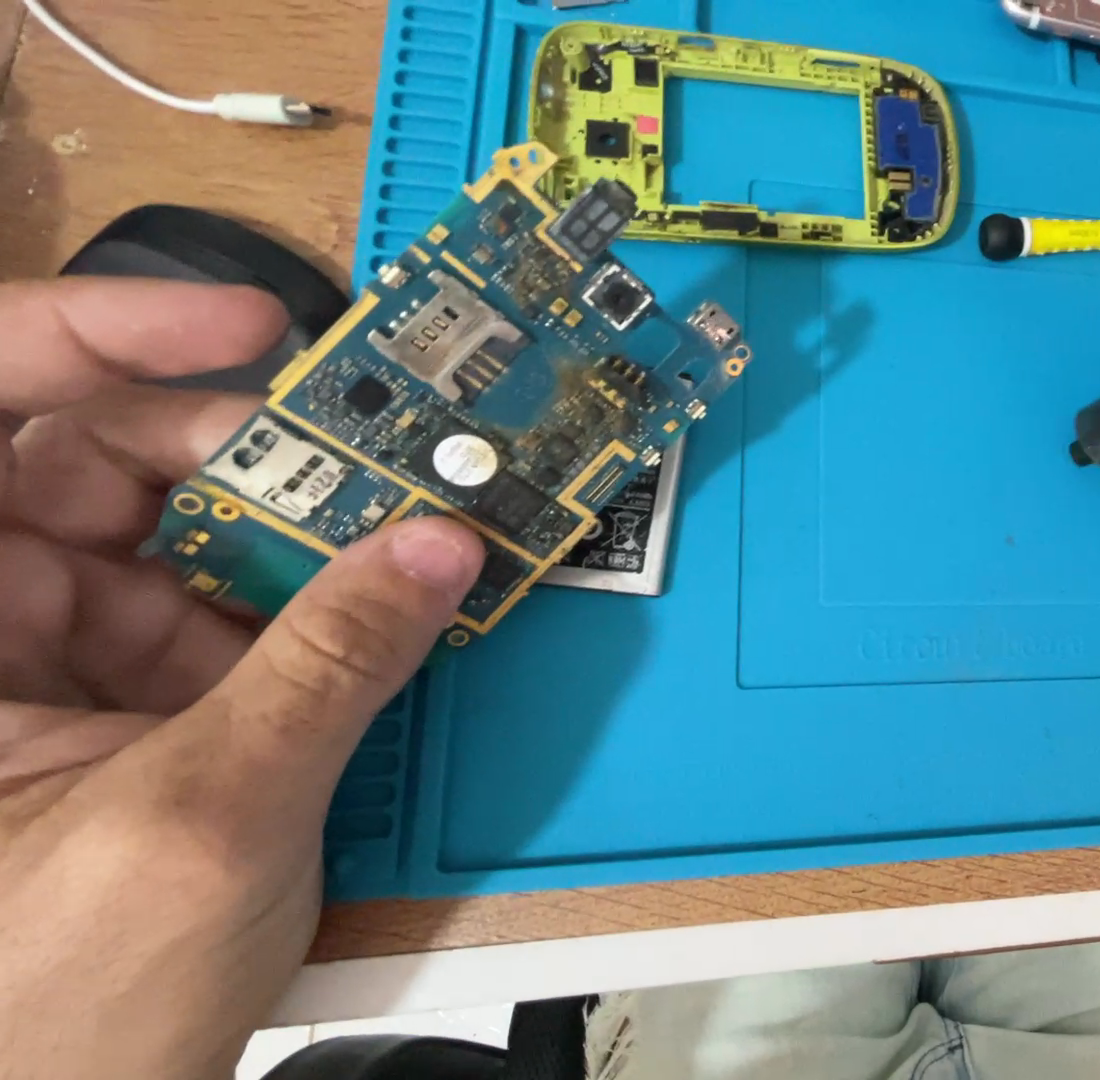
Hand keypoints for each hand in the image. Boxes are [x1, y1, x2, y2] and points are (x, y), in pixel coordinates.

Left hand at [0, 279, 483, 1078]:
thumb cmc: (41, 1020)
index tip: (250, 330)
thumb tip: (436, 554)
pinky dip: (329, 601)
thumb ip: (334, 664)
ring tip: (415, 535)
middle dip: (263, 459)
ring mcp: (59, 665)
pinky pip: (247, 611)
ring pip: (202, 545)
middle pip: (113, 474)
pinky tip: (393, 605)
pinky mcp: (140, 701)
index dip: (101, 341)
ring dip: (318, 537)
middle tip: (389, 465)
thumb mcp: (210, 817)